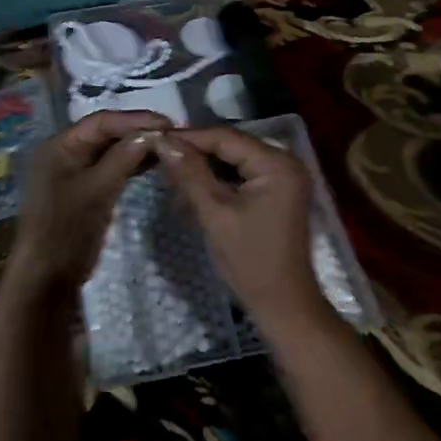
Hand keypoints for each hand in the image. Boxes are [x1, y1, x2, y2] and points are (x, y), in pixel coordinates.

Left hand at [4, 110, 169, 299]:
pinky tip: (155, 164)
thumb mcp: (97, 190)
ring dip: (138, 149)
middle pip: (106, 134)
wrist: (49, 274)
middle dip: (138, 132)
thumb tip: (152, 133)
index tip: (169, 123)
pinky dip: (131, 165)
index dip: (134, 120)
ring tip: (172, 147)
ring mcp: (76, 172)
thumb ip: (122, 158)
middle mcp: (66, 153)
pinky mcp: (87, 191)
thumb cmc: (66, 227)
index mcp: (59, 146)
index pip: (100, 122)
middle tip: (176, 134)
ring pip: (111, 152)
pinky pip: (111, 170)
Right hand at [153, 127, 334, 335]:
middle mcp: (286, 163)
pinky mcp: (277, 192)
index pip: (225, 137)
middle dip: (194, 151)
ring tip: (170, 173)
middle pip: (231, 145)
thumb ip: (189, 173)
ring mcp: (283, 178)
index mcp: (277, 165)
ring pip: (233, 159)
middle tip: (159, 156)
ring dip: (203, 166)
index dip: (188, 137)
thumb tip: (162, 141)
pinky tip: (191, 187)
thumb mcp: (214, 213)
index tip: (155, 139)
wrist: (282, 303)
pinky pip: (241, 174)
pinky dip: (217, 179)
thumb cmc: (249, 259)